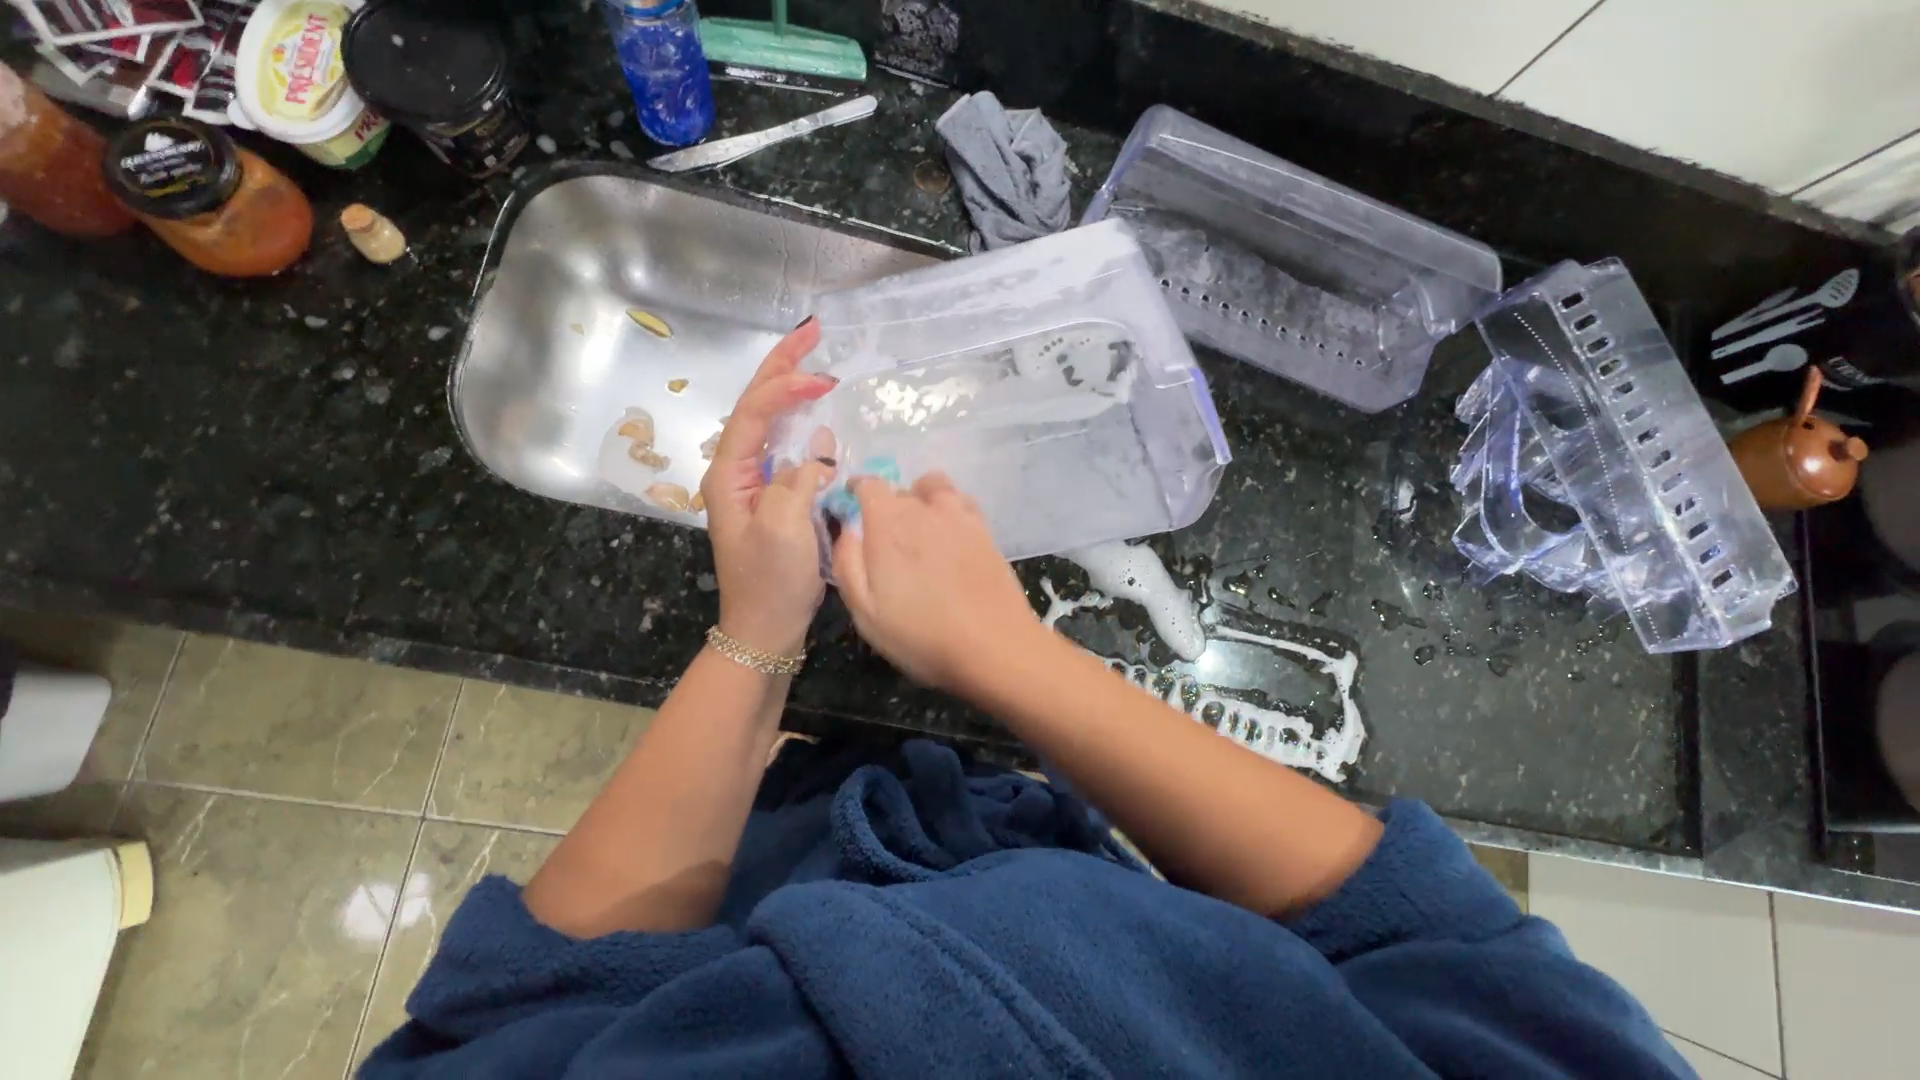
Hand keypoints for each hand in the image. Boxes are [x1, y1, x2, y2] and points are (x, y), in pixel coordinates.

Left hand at [701, 319, 836, 657]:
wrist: (764, 629)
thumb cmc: (770, 582)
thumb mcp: (782, 529)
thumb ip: (798, 480)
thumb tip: (818, 452)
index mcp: (729, 474)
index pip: (754, 412)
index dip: (786, 386)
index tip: (824, 377)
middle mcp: (737, 470)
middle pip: (756, 405)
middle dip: (782, 366)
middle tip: (812, 330)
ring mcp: (756, 483)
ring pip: (771, 421)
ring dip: (790, 387)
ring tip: (814, 356)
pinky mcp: (776, 498)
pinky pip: (788, 447)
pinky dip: (803, 422)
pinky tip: (819, 412)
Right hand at [832, 471, 1044, 693]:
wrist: (993, 646)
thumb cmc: (920, 634)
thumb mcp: (865, 611)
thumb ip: (847, 563)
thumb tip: (846, 530)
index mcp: (888, 523)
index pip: (868, 484)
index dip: (857, 492)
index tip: (853, 509)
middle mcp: (924, 509)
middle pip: (900, 490)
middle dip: (887, 505)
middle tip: (885, 540)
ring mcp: (960, 516)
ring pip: (935, 487)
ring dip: (921, 498)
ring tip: (920, 528)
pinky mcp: (986, 530)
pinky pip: (962, 502)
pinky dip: (950, 507)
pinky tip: (950, 534)